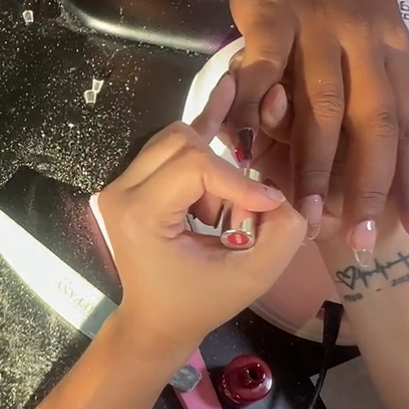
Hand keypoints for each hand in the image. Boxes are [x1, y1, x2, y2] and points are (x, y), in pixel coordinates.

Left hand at [97, 82, 304, 359]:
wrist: (155, 320)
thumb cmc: (199, 303)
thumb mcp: (250, 277)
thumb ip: (281, 234)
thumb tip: (287, 193)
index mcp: (139, 215)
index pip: (194, 167)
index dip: (238, 183)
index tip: (268, 206)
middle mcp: (121, 190)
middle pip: (183, 140)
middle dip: (222, 173)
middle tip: (235, 214)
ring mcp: (122, 182)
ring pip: (178, 137)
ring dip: (210, 168)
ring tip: (218, 210)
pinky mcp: (134, 178)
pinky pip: (171, 143)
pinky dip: (204, 127)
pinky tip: (229, 88)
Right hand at [222, 0, 408, 255]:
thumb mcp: (384, 29)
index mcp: (394, 47)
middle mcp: (365, 38)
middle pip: (373, 120)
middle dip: (371, 183)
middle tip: (363, 239)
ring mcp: (318, 25)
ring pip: (320, 104)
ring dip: (313, 163)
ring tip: (304, 213)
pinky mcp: (272, 15)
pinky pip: (264, 68)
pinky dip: (258, 106)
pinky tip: (249, 147)